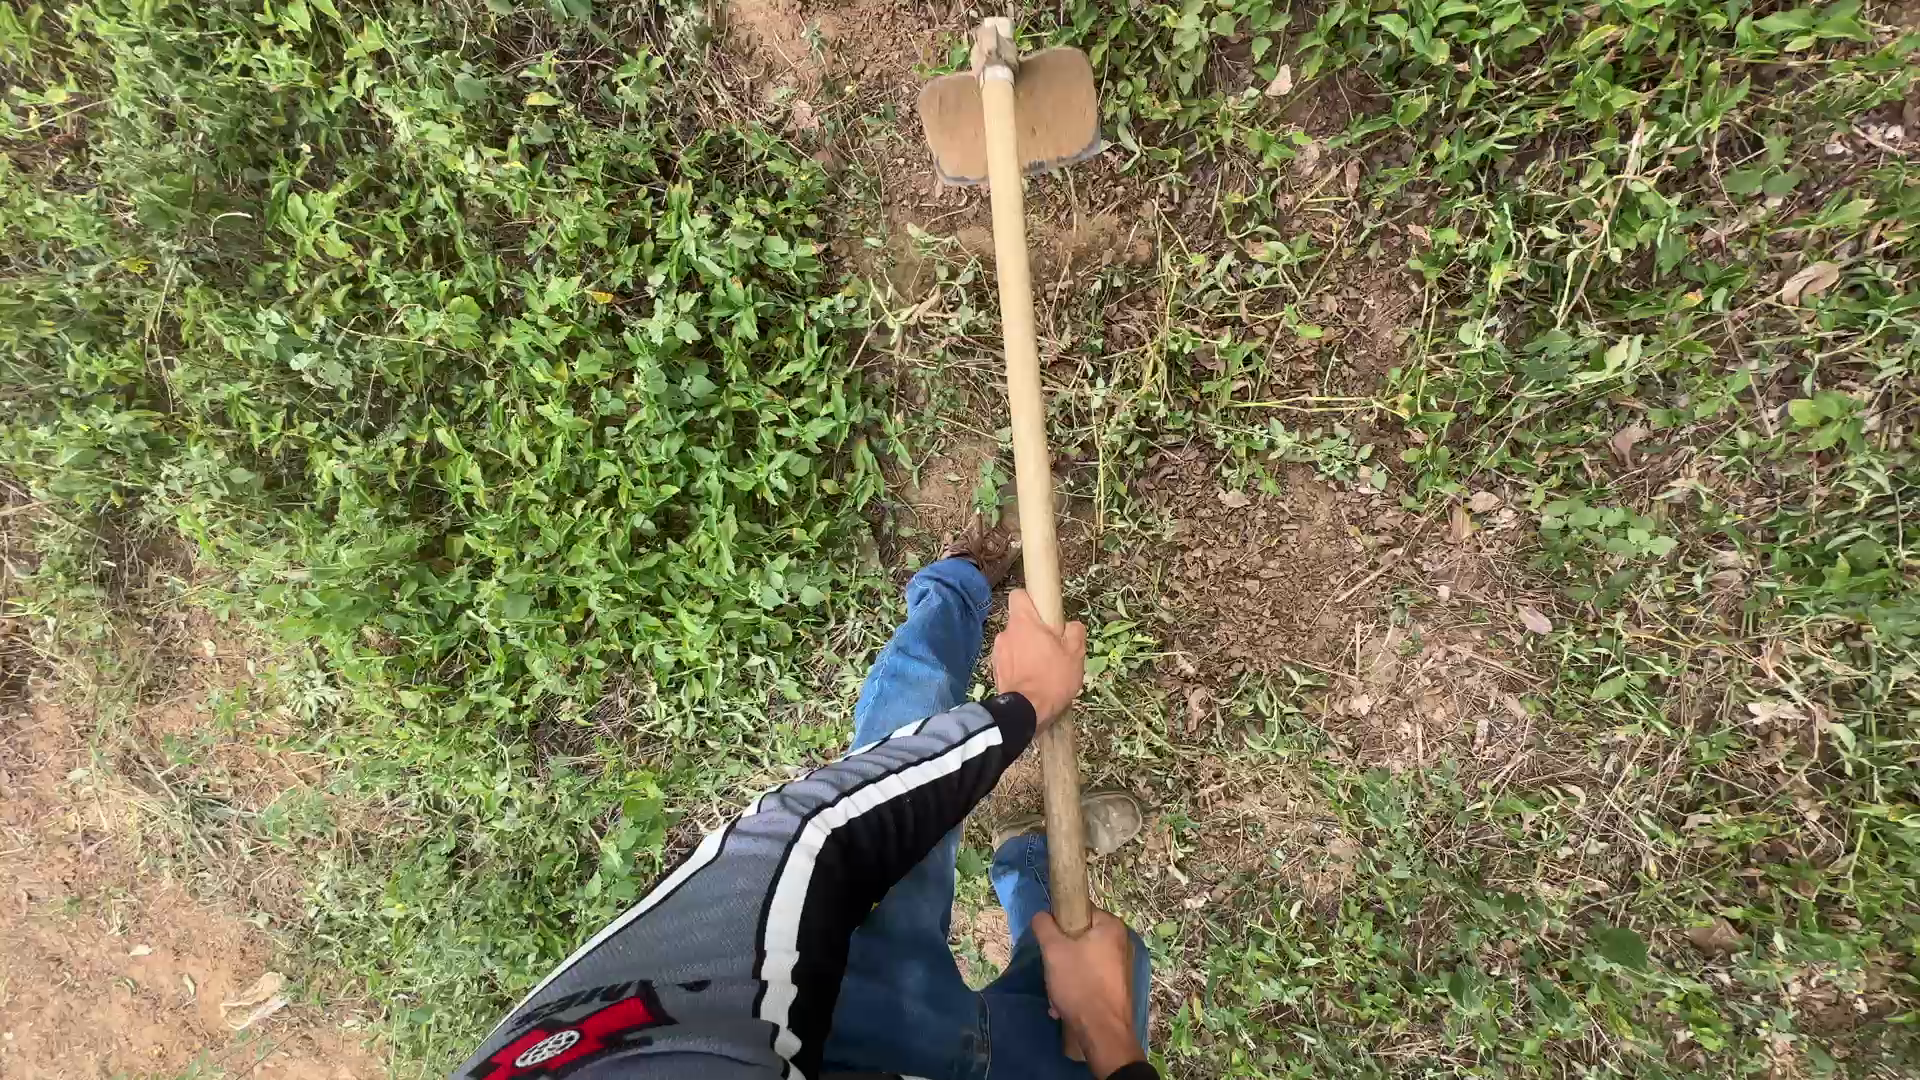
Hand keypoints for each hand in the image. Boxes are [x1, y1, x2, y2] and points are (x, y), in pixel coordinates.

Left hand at [991, 589, 1086, 728]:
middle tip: (1051, 648)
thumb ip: (1075, 633)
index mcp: (1023, 622)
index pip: (1019, 595)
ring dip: (1026, 650)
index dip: (1031, 600)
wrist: (1025, 712)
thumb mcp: (1075, 655)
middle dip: (1033, 631)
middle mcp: (1005, 633)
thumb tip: (1072, 626)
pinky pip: (1009, 660)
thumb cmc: (1051, 678)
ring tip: (1042, 668)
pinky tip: (1032, 680)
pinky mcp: (995, 670)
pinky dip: (1019, 666)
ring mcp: (997, 652)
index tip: (1045, 613)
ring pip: (1015, 642)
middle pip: (1020, 622)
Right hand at [1031, 908, 1141, 1077]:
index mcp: (1111, 926)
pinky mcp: (1116, 987)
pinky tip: (1063, 1005)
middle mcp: (1120, 942)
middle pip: (1078, 938)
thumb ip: (1044, 925)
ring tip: (1056, 994)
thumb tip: (1041, 916)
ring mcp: (1119, 966)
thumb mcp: (1053, 949)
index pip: (1078, 910)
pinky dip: (1075, 988)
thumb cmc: (1080, 984)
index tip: (1050, 943)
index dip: (1059, 924)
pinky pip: (1089, 978)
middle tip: (1051, 971)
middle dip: (1060, 957)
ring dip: (1064, 976)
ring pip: (1081, 961)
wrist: (1103, 1034)